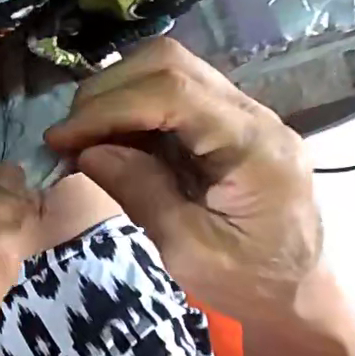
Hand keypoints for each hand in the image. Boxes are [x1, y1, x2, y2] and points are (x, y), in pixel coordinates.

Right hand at [44, 38, 322, 325]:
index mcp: (254, 147)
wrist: (294, 291)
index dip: (108, 107)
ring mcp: (239, 114)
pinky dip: (125, 108)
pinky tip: (104, 139)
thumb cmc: (248, 282)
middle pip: (169, 64)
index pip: (173, 94)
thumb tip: (87, 152)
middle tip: (67, 138)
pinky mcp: (221, 122)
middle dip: (105, 93)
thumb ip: (142, 194)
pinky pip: (167, 93)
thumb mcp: (190, 252)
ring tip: (81, 138)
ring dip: (112, 95)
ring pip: (166, 69)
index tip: (60, 139)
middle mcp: (252, 116)